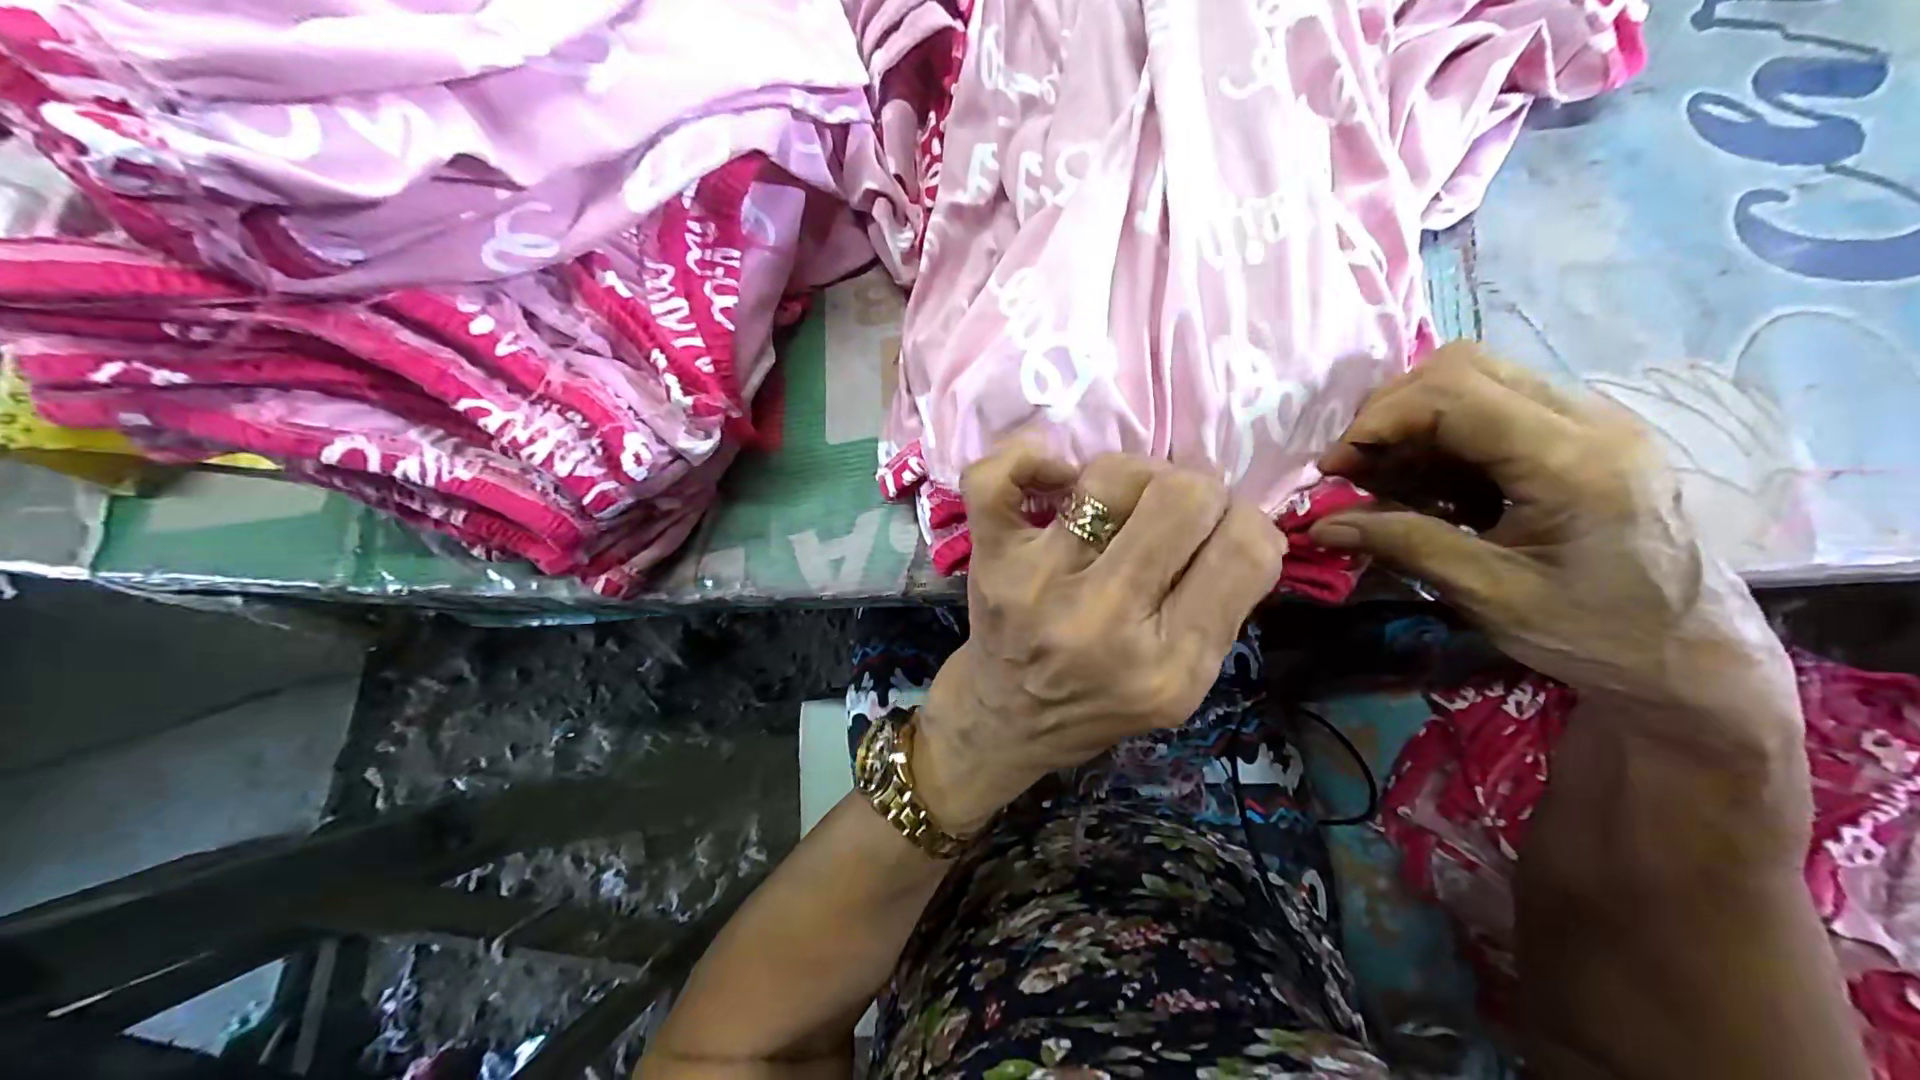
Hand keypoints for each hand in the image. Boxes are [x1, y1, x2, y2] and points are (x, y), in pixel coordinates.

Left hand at [911, 447, 1287, 834]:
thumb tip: (1240, 515)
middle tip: (1176, 512)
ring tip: (1125, 503)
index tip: (1222, 529)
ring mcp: (1037, 585)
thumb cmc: (1101, 702)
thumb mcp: (1185, 684)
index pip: (1245, 550)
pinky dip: (1029, 457)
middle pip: (1183, 497)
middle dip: (1197, 490)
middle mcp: (1102, 621)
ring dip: (1134, 474)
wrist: (1008, 719)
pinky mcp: (990, 560)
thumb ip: (1222, 604)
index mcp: (1169, 665)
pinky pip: (996, 476)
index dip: (1247, 521)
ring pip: (1111, 474)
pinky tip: (1056, 477)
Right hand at [1309, 343, 1808, 876]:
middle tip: (1353, 471)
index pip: (1452, 391)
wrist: (1689, 668)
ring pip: (1474, 382)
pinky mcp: (1574, 449)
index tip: (1334, 470)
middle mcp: (1587, 423)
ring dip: (1412, 425)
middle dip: (1389, 412)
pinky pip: (1489, 415)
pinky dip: (1439, 440)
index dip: (1378, 421)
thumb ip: (1404, 540)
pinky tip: (1424, 488)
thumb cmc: (1593, 638)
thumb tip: (1320, 523)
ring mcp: (1587, 430)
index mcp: (1573, 456)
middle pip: (1462, 367)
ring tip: (1385, 482)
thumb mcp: (1487, 593)